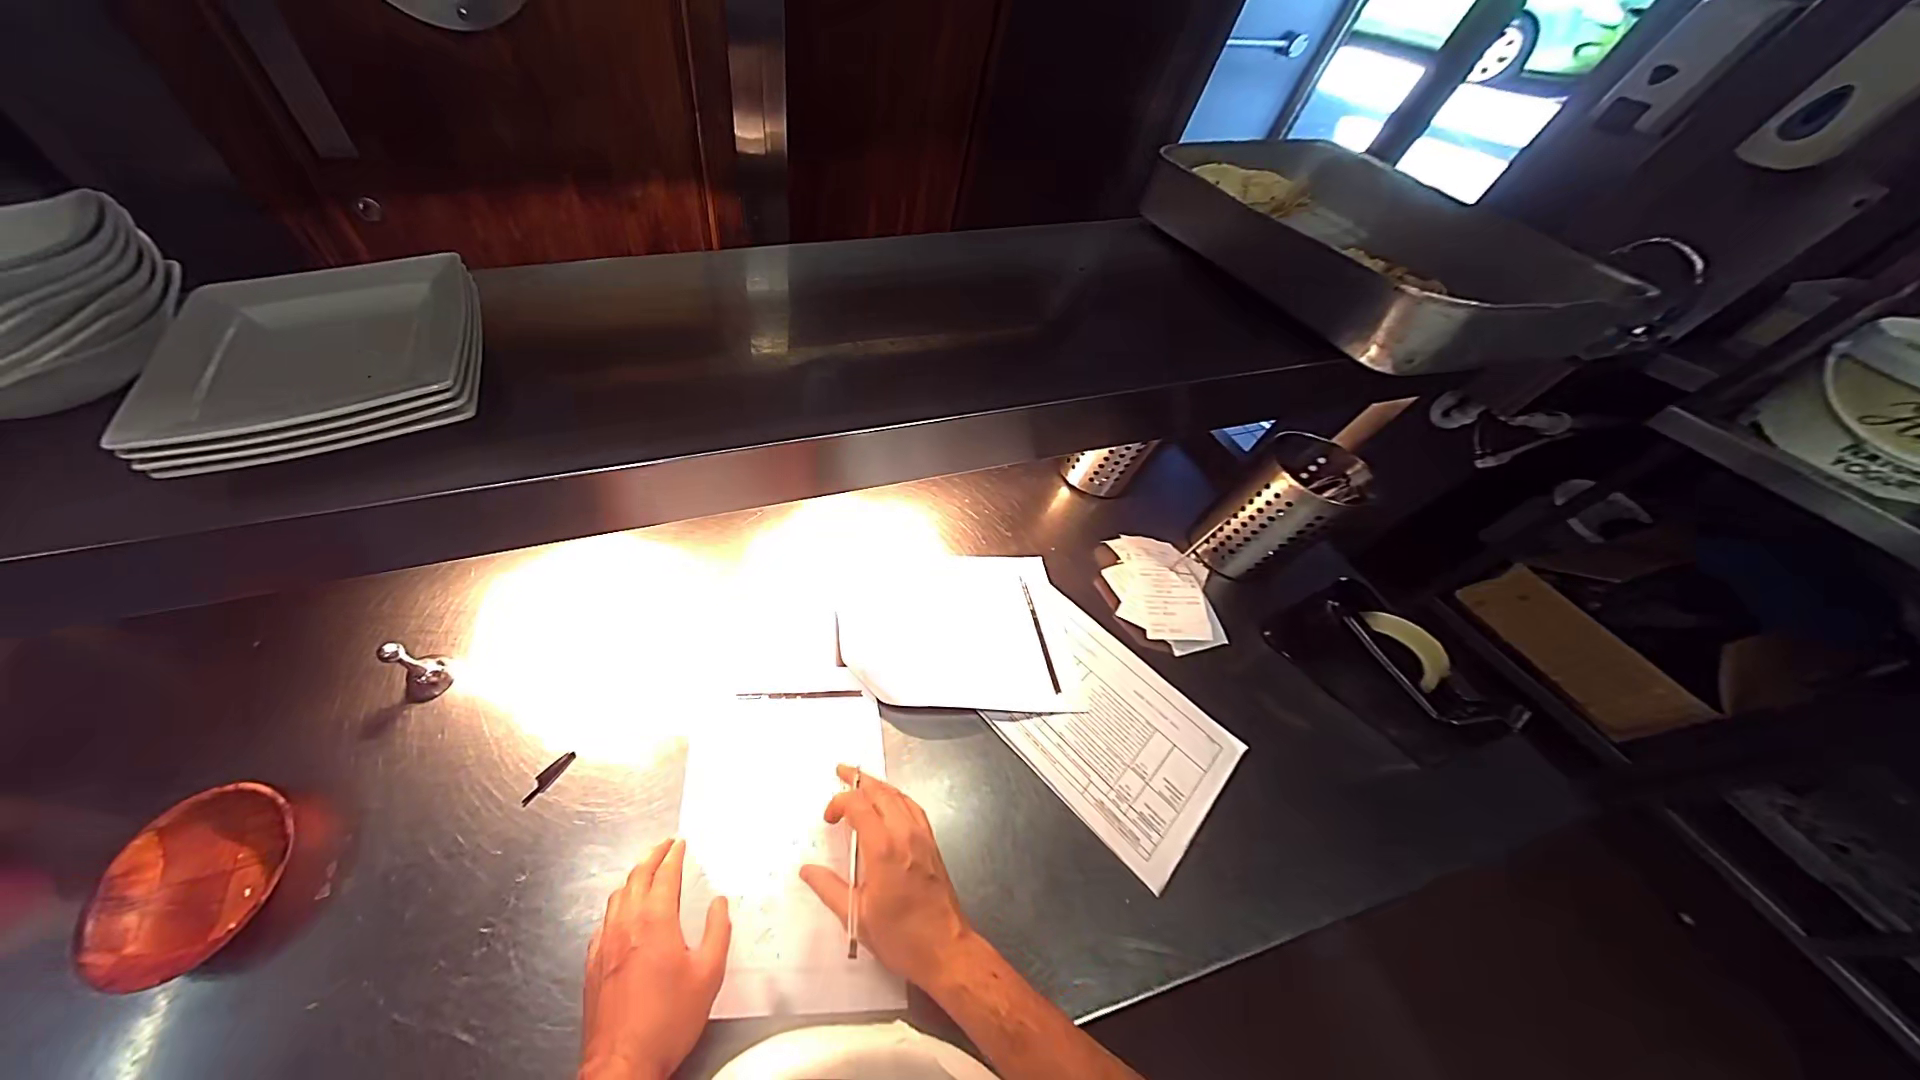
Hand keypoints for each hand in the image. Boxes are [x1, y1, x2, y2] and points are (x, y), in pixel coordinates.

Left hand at [580, 839, 730, 1079]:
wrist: (622, 1065)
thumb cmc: (667, 1022)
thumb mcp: (709, 974)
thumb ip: (717, 932)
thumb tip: (719, 905)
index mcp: (655, 923)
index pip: (664, 876)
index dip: (674, 855)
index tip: (680, 844)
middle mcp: (626, 928)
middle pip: (636, 879)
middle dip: (652, 857)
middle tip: (664, 846)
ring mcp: (604, 947)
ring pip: (616, 898)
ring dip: (632, 878)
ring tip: (645, 871)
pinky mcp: (592, 968)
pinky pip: (603, 924)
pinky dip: (616, 907)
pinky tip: (621, 915)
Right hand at [799, 765, 976, 989]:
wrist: (946, 948)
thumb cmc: (900, 936)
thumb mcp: (857, 916)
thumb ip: (829, 888)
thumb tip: (808, 870)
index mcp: (883, 848)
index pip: (859, 805)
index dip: (840, 802)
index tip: (829, 818)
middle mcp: (905, 834)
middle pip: (881, 792)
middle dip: (859, 779)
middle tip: (842, 771)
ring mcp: (922, 836)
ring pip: (899, 796)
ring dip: (879, 785)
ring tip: (862, 782)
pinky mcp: (932, 843)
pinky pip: (913, 808)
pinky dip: (897, 797)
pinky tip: (889, 803)